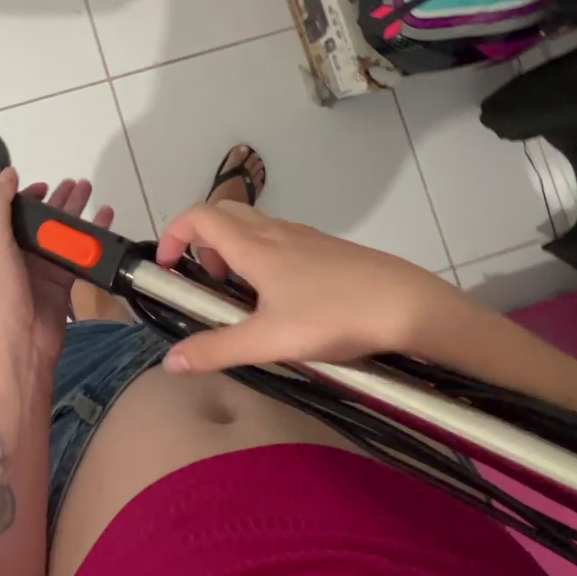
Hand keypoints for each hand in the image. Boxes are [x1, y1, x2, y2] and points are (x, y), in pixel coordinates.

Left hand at [0, 170, 112, 364]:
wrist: (23, 346)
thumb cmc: (4, 297)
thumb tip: (7, 173)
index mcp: (0, 246)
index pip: (14, 212)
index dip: (28, 196)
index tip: (46, 184)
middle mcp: (21, 255)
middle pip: (43, 220)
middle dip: (60, 201)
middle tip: (80, 183)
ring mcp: (43, 270)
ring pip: (64, 234)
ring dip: (78, 214)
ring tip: (93, 193)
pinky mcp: (64, 283)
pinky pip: (79, 255)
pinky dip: (92, 238)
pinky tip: (106, 222)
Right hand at [153, 200, 475, 374]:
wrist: (408, 305)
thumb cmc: (334, 316)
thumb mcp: (270, 340)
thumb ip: (217, 350)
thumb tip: (171, 361)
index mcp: (254, 246)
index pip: (198, 216)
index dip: (173, 233)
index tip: (168, 266)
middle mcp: (274, 231)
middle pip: (222, 214)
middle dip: (200, 240)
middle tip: (205, 281)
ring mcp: (302, 236)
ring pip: (251, 226)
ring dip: (230, 249)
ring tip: (240, 296)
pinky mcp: (324, 248)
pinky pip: (277, 238)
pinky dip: (259, 255)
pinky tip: (279, 298)